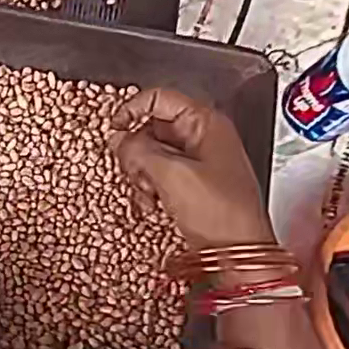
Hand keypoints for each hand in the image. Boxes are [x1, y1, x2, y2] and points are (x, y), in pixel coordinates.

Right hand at [107, 87, 274, 248]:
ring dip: (140, 175)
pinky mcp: (188, 182)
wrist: (235, 249)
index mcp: (204, 123)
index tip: (113, 131)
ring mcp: (195, 160)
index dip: (131, 111)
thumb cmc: (217, 209)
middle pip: (151, 129)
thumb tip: (117, 138)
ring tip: (148, 194)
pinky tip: (151, 204)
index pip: (159, 99)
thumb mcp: (171, 175)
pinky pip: (157, 176)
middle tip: (136, 173)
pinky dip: (147, 189)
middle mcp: (200, 136)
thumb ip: (139, 152)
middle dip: (136, 153)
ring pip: (150, 155)